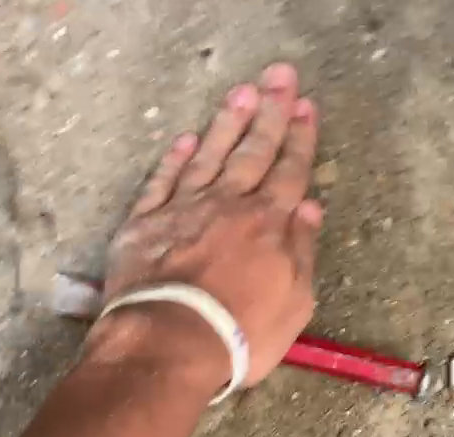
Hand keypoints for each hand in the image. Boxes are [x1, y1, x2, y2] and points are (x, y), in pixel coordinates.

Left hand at [93, 63, 322, 392]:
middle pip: (252, 152)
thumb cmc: (242, 334)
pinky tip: (185, 142)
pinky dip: (175, 160)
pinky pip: (162, 182)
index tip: (305, 108)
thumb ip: (301, 252)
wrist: (171, 342)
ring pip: (209, 157)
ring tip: (240, 94)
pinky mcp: (145, 224)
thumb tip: (308, 210)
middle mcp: (228, 206)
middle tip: (279, 78)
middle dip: (269, 114)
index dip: (299, 140)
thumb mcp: (294, 303)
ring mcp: (183, 210)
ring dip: (226, 124)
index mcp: (268, 225)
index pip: (290, 173)